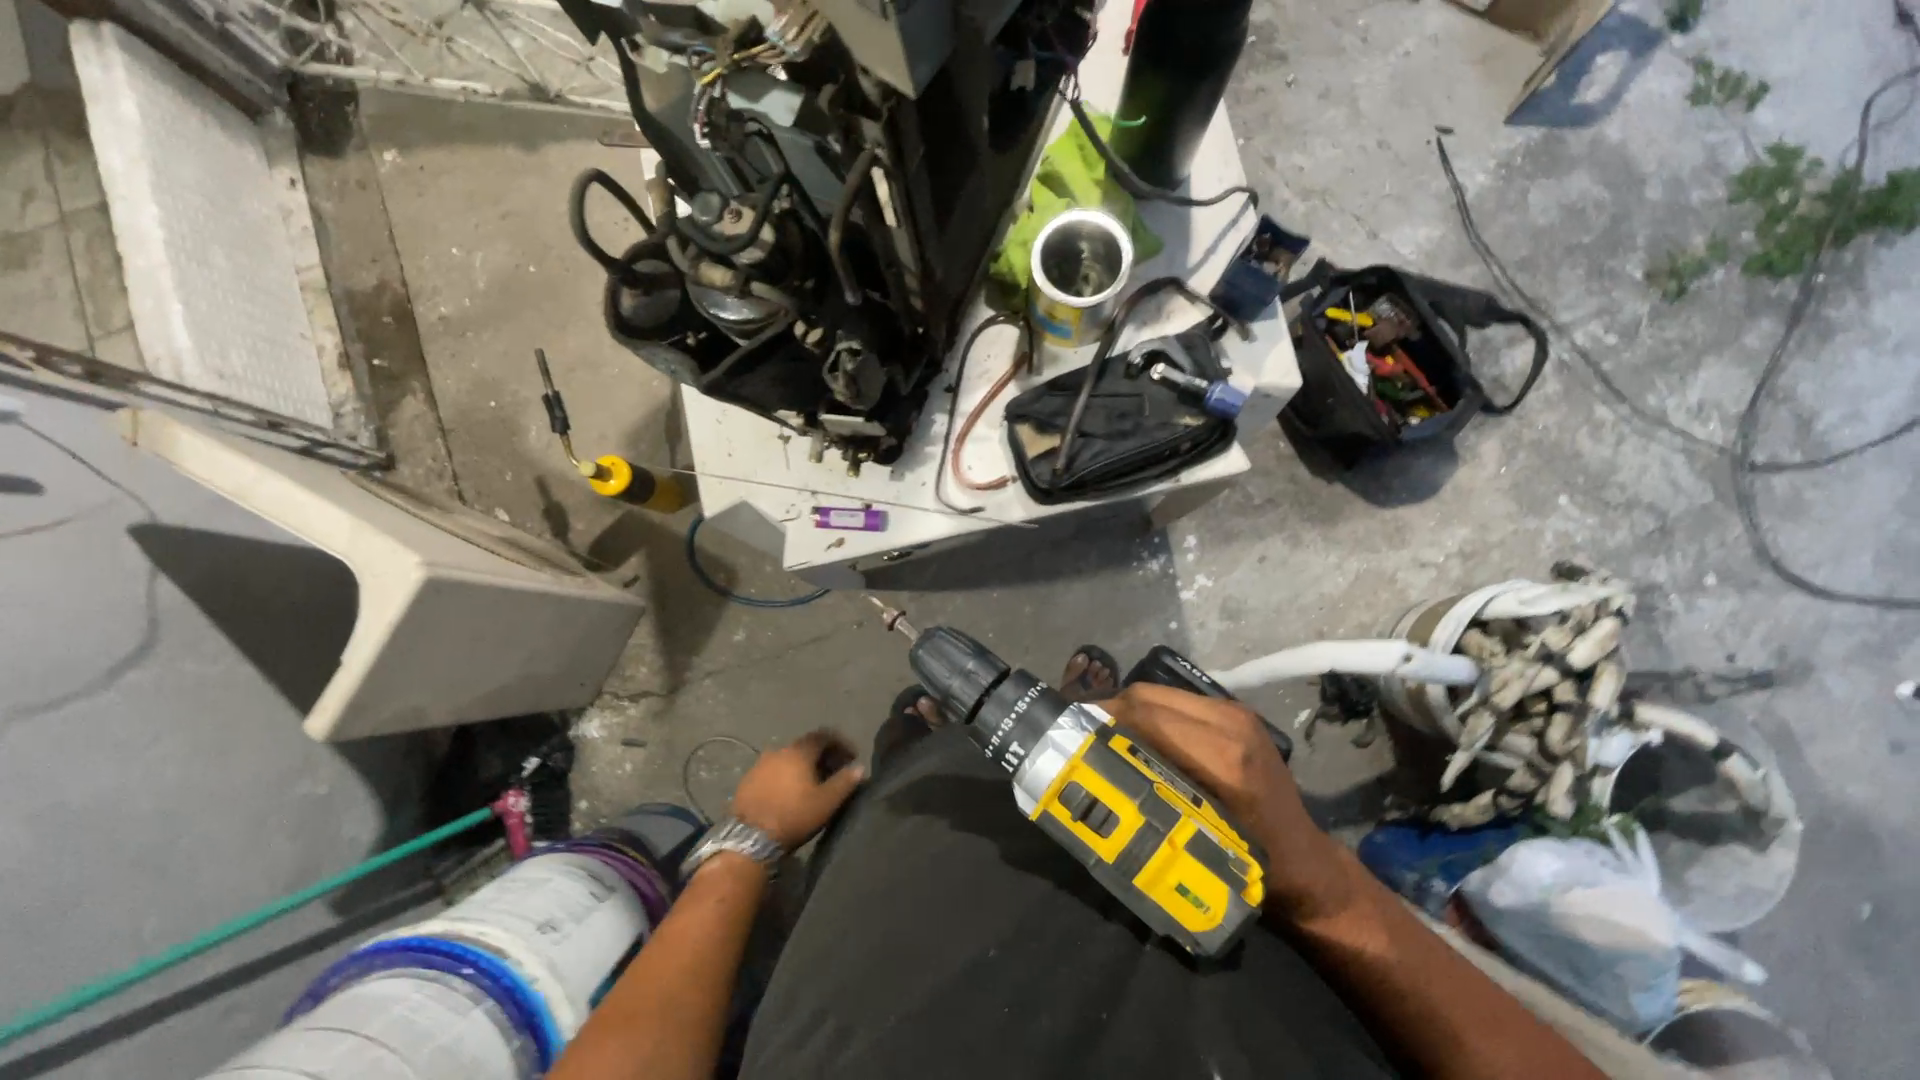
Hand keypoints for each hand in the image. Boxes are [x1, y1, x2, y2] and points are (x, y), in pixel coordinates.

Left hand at [731, 730, 865, 850]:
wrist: (749, 838)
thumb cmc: (794, 816)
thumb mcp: (826, 802)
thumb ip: (845, 781)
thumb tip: (859, 767)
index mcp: (799, 751)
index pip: (824, 735)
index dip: (842, 743)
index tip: (852, 758)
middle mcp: (778, 750)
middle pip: (806, 746)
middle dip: (824, 756)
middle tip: (835, 772)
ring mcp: (760, 764)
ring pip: (788, 758)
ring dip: (803, 767)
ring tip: (813, 785)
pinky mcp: (748, 780)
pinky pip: (774, 771)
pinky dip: (786, 776)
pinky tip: (790, 793)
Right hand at [1098, 684, 1343, 913]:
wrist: (1305, 864)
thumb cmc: (1252, 868)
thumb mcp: (1194, 842)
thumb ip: (1149, 803)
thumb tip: (1091, 778)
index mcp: (1222, 756)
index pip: (1146, 715)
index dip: (1103, 718)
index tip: (1071, 733)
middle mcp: (1230, 724)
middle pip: (1149, 697)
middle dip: (1109, 711)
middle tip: (1080, 735)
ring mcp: (1237, 716)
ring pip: (1162, 695)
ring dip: (1129, 711)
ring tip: (1103, 736)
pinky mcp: (1238, 718)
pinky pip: (1180, 703)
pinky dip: (1151, 714)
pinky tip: (1137, 738)